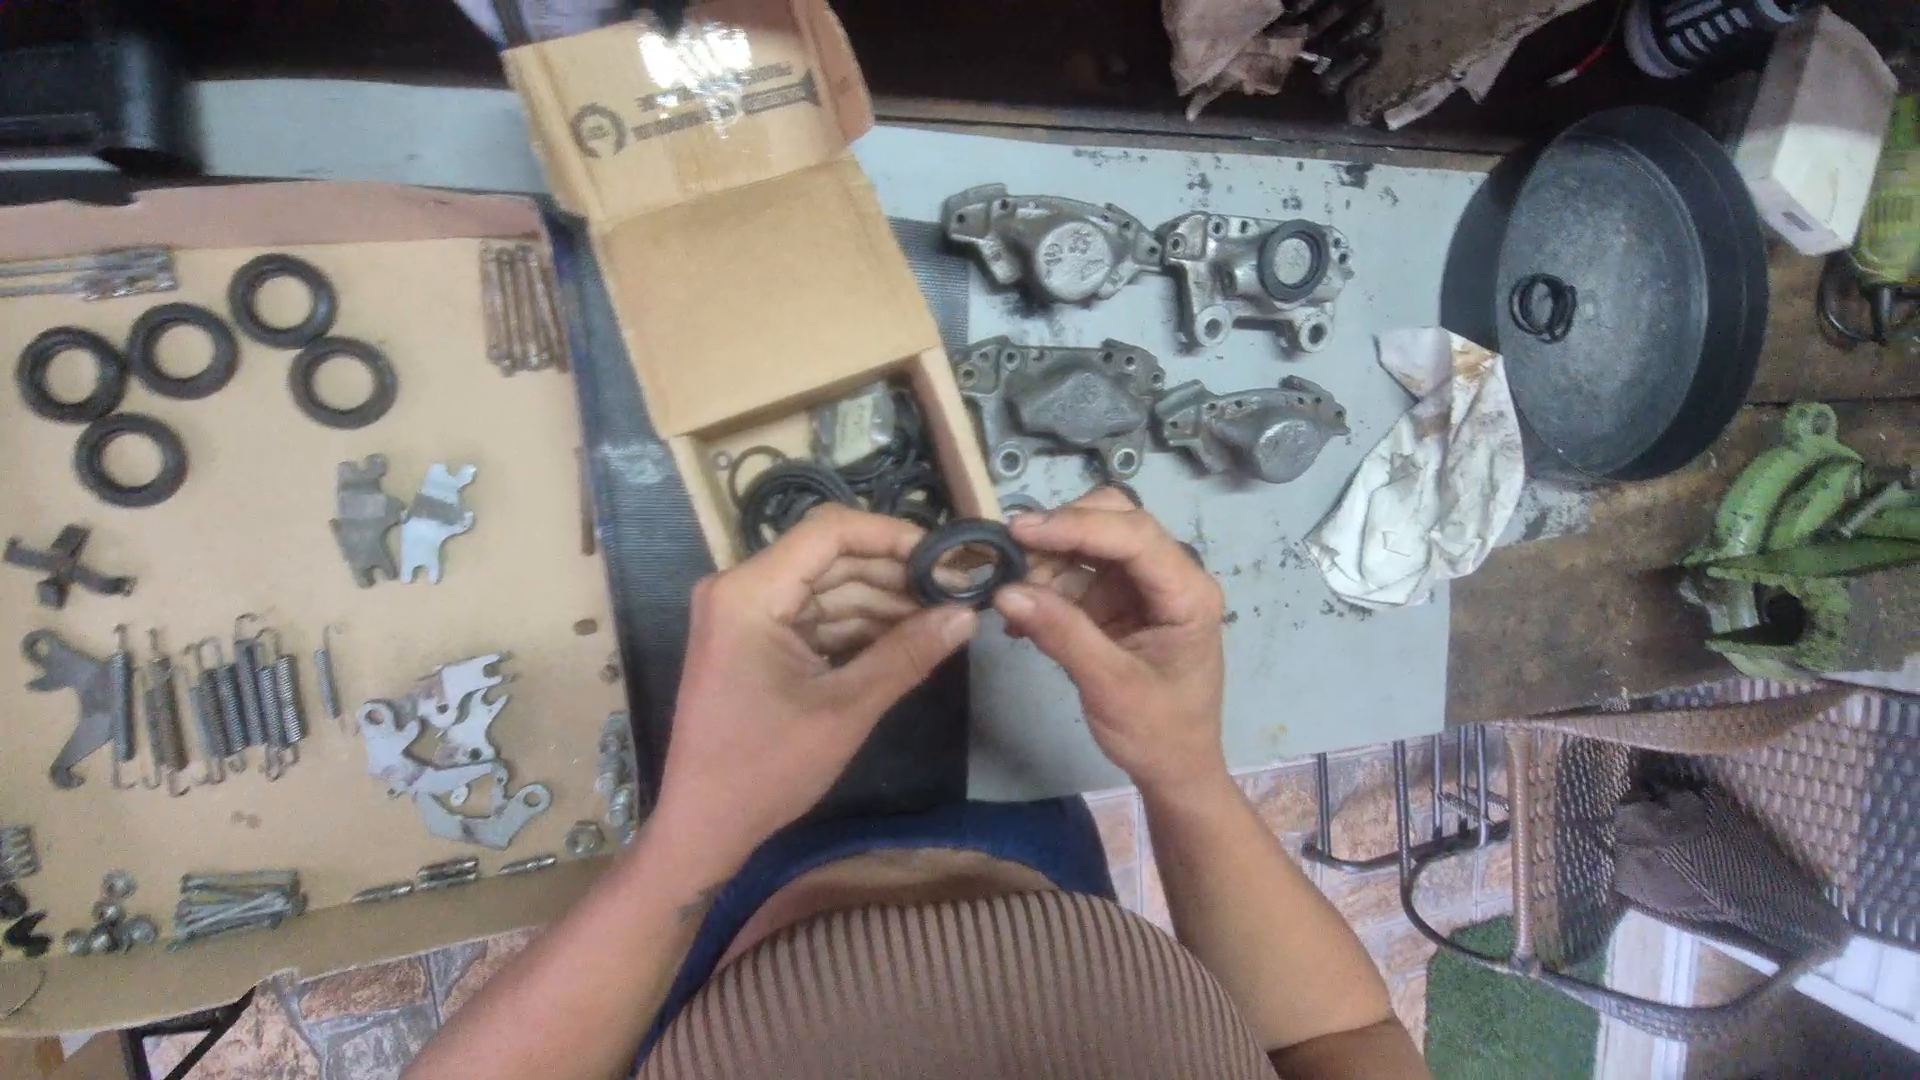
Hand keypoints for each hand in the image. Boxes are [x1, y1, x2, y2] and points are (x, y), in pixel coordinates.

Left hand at [653, 506, 976, 871]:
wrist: (703, 826)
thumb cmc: (765, 770)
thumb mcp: (845, 710)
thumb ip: (907, 655)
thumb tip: (967, 616)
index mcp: (749, 593)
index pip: (830, 532)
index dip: (893, 536)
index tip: (946, 559)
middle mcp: (743, 588)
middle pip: (833, 557)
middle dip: (896, 573)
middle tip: (956, 592)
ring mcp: (749, 612)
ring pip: (831, 585)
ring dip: (885, 600)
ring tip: (942, 616)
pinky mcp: (759, 637)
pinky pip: (819, 614)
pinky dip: (861, 624)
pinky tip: (908, 634)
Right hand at [995, 489, 1226, 794]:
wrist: (1173, 769)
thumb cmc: (1158, 733)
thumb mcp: (1110, 687)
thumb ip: (1061, 634)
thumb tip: (1005, 592)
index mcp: (1188, 593)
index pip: (1135, 536)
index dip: (1076, 525)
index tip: (1020, 531)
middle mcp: (1168, 576)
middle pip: (1115, 520)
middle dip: (1061, 532)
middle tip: (1012, 555)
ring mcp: (1140, 586)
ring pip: (1089, 541)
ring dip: (1047, 560)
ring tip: (1014, 598)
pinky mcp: (1116, 600)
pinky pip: (1076, 573)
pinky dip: (1045, 585)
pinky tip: (1021, 618)